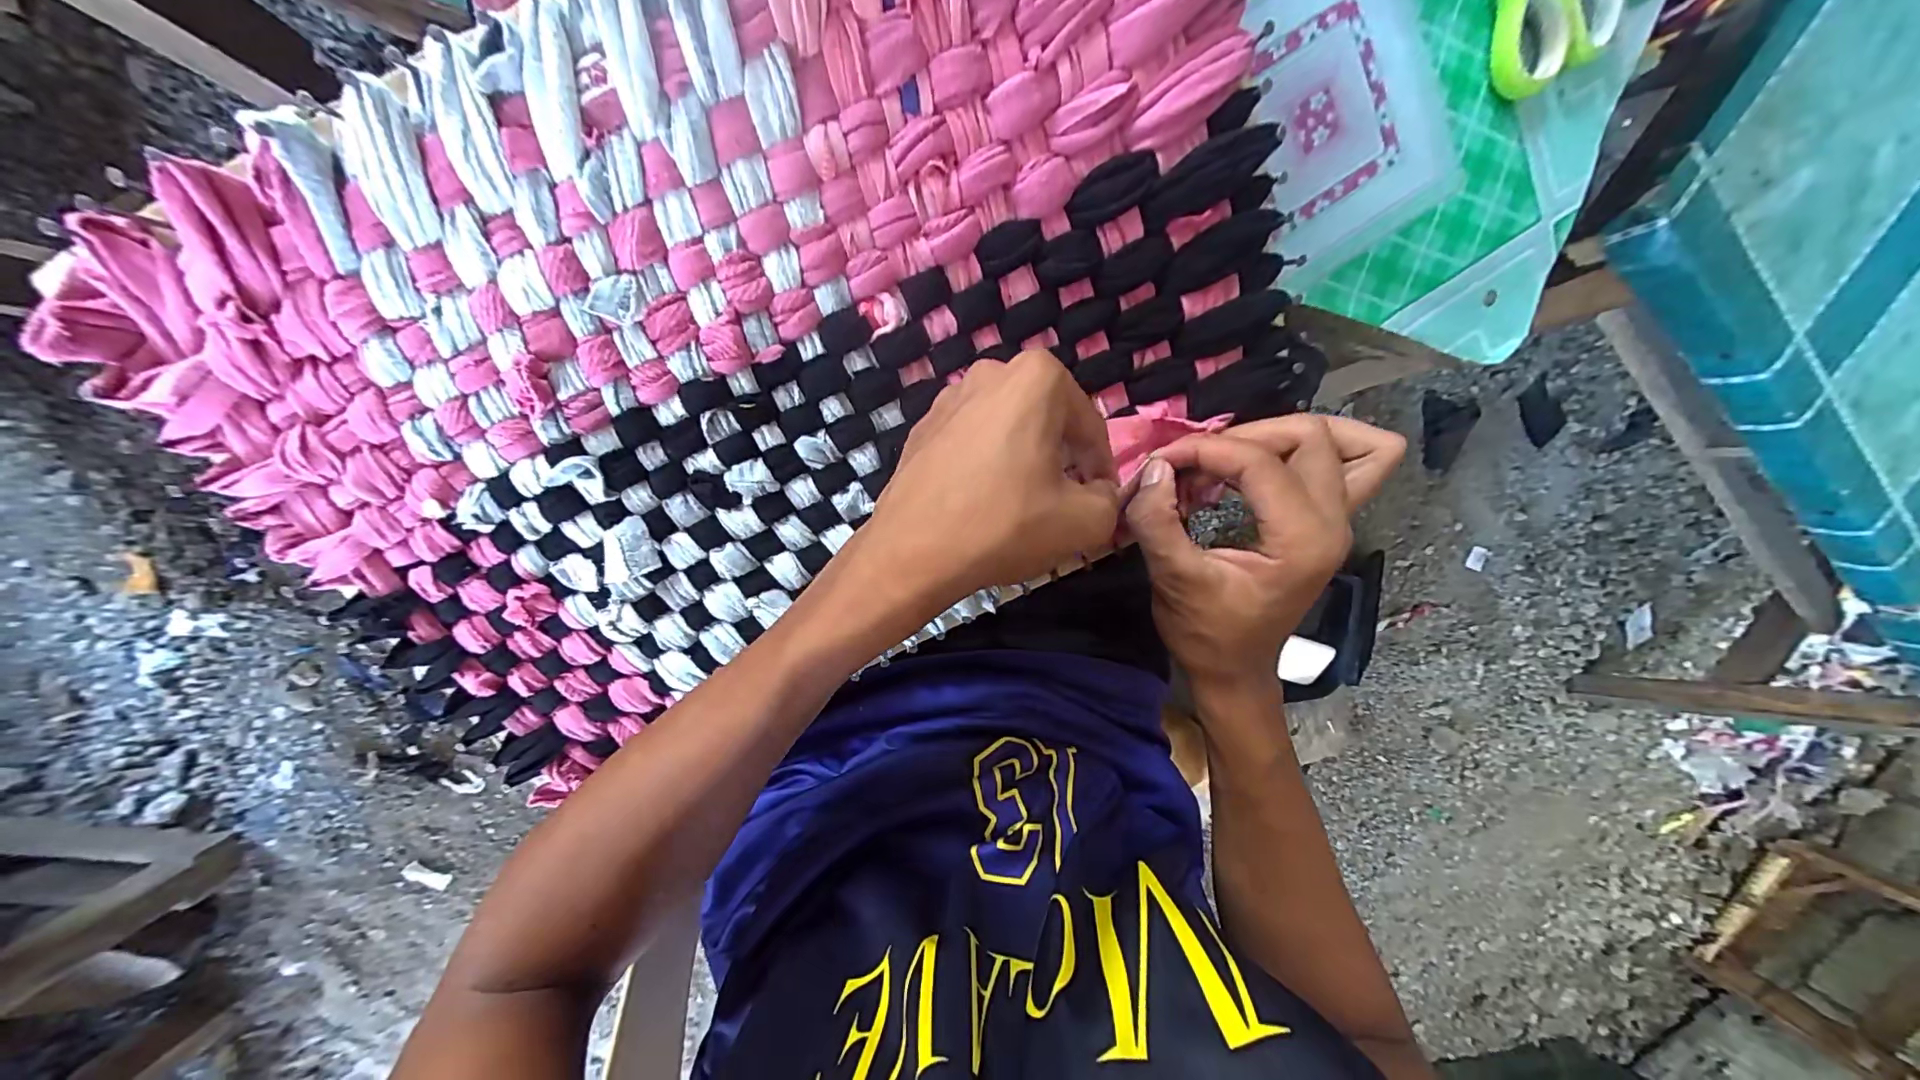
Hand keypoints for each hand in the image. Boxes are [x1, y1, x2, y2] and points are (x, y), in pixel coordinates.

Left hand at [839, 350, 1121, 616]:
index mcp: (1037, 376)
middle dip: (1062, 457)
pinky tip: (983, 501)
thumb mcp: (1086, 521)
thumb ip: (1111, 498)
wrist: (912, 552)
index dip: (1102, 467)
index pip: (1090, 425)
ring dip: (1024, 458)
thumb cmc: (1004, 525)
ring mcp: (949, 397)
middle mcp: (991, 372)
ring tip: (1023, 502)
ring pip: (1008, 428)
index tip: (1100, 500)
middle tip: (1065, 500)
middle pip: (1047, 420)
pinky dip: (987, 464)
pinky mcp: (922, 427)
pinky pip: (972, 441)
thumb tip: (1100, 492)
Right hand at [1124, 415, 1403, 691]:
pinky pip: (1348, 462)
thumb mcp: (1173, 579)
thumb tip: (1154, 467)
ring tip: (1229, 457)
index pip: (1260, 462)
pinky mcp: (1330, 522)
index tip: (1162, 462)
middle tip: (1198, 460)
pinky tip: (1250, 470)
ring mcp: (1340, 522)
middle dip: (1244, 436)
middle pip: (1311, 436)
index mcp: (1302, 540)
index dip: (1205, 450)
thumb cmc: (1206, 633)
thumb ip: (1157, 520)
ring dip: (1280, 436)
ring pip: (1344, 441)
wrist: (1234, 670)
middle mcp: (1334, 523)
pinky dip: (1301, 451)